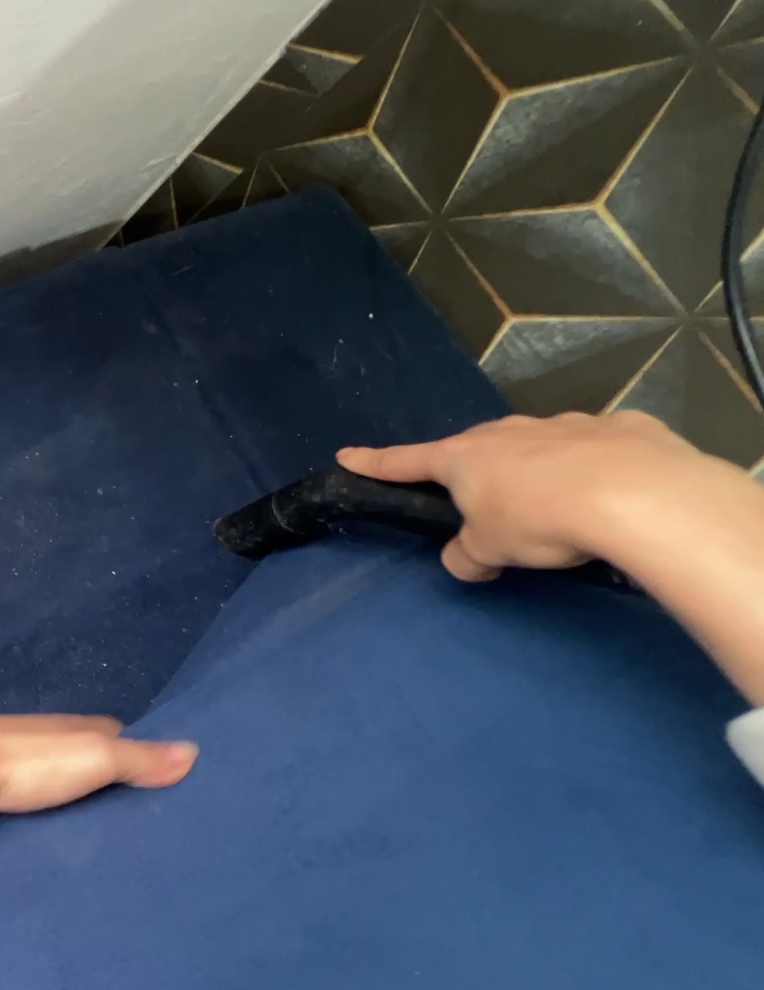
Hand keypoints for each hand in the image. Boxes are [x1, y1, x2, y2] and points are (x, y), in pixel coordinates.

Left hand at [0, 714, 197, 816]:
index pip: (115, 733)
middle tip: (135, 806)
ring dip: (73, 784)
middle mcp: (46, 733)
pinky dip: (45, 795)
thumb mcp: (94, 757)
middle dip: (107, 770)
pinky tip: (49, 816)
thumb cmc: (29, 762)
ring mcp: (15, 753)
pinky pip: (31, 784)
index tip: (162, 778)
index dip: (138, 752)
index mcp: (73, 725)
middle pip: (85, 750)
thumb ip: (139, 758)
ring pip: (55, 767)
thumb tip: (195, 749)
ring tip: (98, 817)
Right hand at [336, 411, 713, 581]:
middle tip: (487, 499)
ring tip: (562, 498)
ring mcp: (566, 425)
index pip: (401, 461)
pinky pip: (601, 444)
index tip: (346, 455)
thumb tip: (465, 564)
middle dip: (475, 468)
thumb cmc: (540, 520)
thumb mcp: (490, 551)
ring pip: (538, 442)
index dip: (371, 462)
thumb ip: (468, 555)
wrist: (644, 499)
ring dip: (539, 464)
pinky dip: (600, 461)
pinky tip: (617, 483)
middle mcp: (505, 434)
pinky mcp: (624, 429)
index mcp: (461, 459)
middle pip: (476, 449)